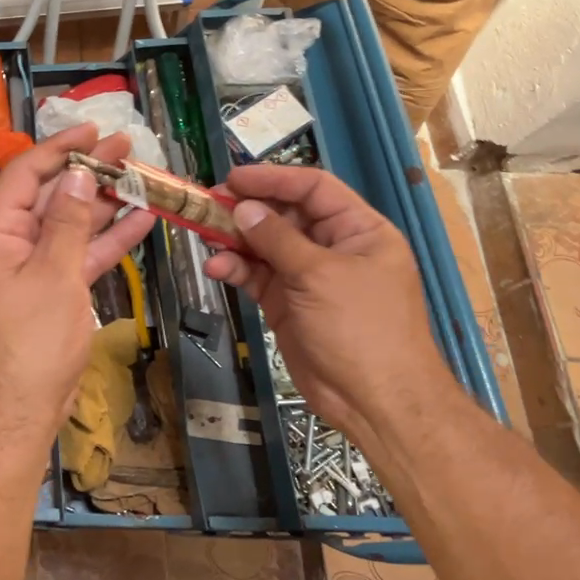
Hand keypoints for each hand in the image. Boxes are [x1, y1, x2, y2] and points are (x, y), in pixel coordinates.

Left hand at [0, 125, 156, 443]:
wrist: (21, 408)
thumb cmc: (30, 343)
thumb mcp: (54, 276)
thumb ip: (70, 223)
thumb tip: (79, 174)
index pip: (28, 174)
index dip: (60, 148)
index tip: (94, 129)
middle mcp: (11, 242)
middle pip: (53, 194)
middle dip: (90, 170)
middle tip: (129, 146)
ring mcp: (34, 266)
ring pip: (72, 223)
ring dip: (105, 201)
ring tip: (141, 174)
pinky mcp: (54, 289)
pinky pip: (82, 254)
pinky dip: (108, 239)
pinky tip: (141, 219)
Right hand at [202, 165, 453, 441]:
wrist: (375, 401)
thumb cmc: (361, 329)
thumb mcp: (320, 276)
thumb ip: (278, 238)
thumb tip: (243, 208)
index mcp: (359, 231)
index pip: (315, 189)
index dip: (274, 179)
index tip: (233, 178)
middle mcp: (333, 247)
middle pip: (284, 214)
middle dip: (247, 208)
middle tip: (209, 203)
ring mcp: (308, 276)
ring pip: (265, 244)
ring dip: (235, 239)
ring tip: (204, 234)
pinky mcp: (287, 302)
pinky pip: (256, 274)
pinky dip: (236, 268)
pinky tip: (217, 267)